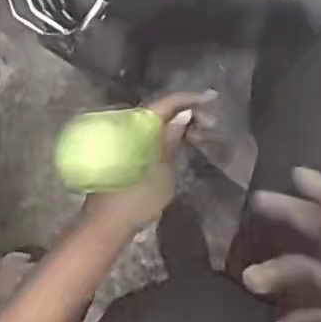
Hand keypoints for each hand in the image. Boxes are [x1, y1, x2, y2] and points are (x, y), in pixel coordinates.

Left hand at [85, 90, 217, 231]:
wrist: (107, 223)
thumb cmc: (138, 197)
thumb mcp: (163, 168)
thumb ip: (172, 138)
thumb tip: (184, 114)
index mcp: (138, 126)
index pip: (168, 103)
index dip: (191, 98)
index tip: (213, 97)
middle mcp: (127, 125)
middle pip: (161, 110)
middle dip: (187, 112)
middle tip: (211, 122)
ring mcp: (122, 137)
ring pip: (154, 122)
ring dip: (177, 123)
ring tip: (199, 132)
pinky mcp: (121, 150)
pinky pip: (147, 133)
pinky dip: (164, 133)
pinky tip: (179, 140)